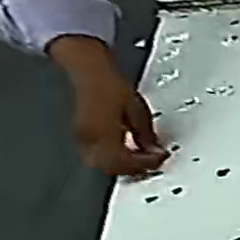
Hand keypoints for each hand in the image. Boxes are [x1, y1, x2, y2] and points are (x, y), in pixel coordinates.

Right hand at [48, 35, 165, 175]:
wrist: (89, 71)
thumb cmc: (110, 85)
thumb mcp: (138, 111)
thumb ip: (147, 136)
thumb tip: (155, 152)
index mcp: (103, 132)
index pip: (123, 162)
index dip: (144, 164)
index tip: (159, 158)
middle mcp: (88, 137)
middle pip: (111, 167)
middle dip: (134, 169)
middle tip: (151, 161)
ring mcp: (82, 136)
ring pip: (102, 164)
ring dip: (123, 166)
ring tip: (141, 157)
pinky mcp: (80, 134)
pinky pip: (96, 155)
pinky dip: (114, 158)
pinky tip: (127, 150)